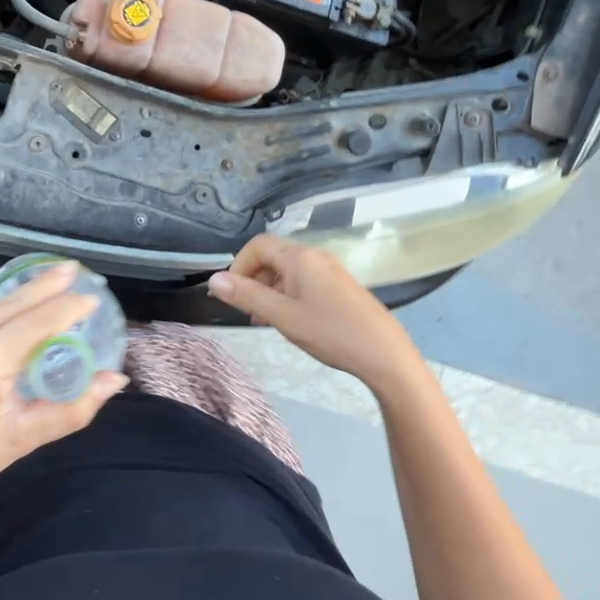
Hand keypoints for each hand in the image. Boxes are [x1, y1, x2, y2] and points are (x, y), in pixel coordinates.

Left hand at [0, 265, 127, 525]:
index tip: (89, 295)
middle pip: (5, 308)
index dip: (63, 307)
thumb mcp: (21, 441)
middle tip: (70, 269)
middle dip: (41, 289)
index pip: (32, 325)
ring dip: (1, 321)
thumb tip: (115, 378)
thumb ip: (72, 408)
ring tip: (17, 336)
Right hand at [207, 234, 415, 384]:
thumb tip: (214, 280)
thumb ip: (247, 296)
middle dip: (253, 279)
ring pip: (288, 270)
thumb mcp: (283, 317)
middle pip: (272, 255)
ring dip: (270, 289)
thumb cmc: (331, 333)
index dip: (238, 265)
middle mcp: (315, 256)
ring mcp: (330, 270)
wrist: (385, 354)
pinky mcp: (340, 285)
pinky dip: (288, 294)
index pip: (257, 245)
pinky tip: (292, 320)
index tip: (231, 293)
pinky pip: (304, 280)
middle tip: (247, 311)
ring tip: (267, 321)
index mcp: (300, 257)